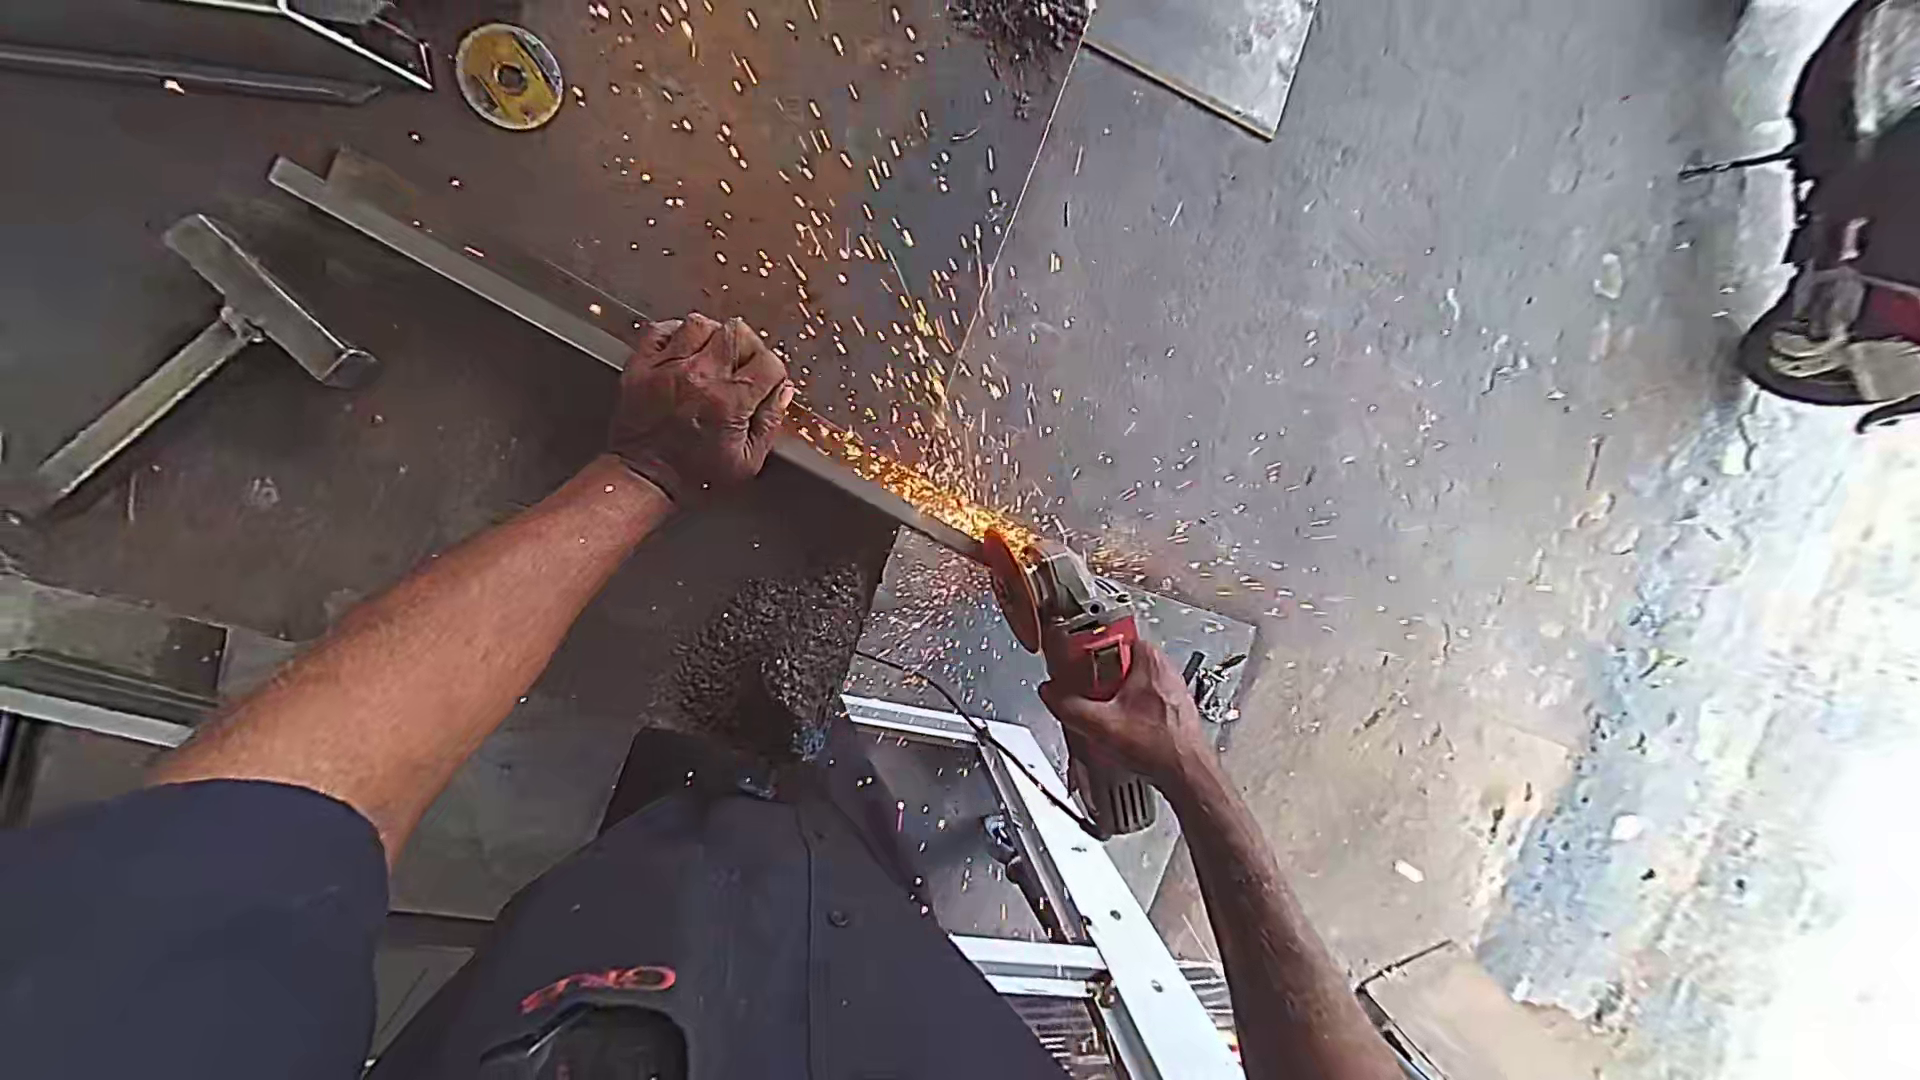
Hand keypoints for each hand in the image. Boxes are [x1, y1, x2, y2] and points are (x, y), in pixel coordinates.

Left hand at [608, 313, 794, 501]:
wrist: (645, 479)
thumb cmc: (696, 475)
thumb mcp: (748, 460)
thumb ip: (770, 422)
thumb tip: (783, 392)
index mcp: (729, 402)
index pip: (768, 363)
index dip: (774, 372)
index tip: (768, 383)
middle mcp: (700, 377)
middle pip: (738, 332)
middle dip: (749, 347)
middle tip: (744, 366)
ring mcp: (667, 367)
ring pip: (700, 324)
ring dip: (713, 337)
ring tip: (714, 357)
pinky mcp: (641, 366)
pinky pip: (660, 329)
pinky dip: (676, 334)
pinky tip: (684, 351)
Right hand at [1038, 643, 1214, 787]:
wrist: (1188, 775)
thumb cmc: (1162, 747)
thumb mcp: (1101, 725)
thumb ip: (1069, 706)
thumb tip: (1051, 693)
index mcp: (1149, 659)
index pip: (1111, 635)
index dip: (1089, 648)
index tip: (1076, 661)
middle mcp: (1163, 667)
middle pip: (1118, 658)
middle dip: (1097, 674)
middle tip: (1085, 690)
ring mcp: (1170, 685)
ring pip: (1129, 677)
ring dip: (1112, 690)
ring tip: (1100, 709)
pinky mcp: (1171, 704)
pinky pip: (1141, 693)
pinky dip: (1126, 703)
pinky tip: (1120, 722)